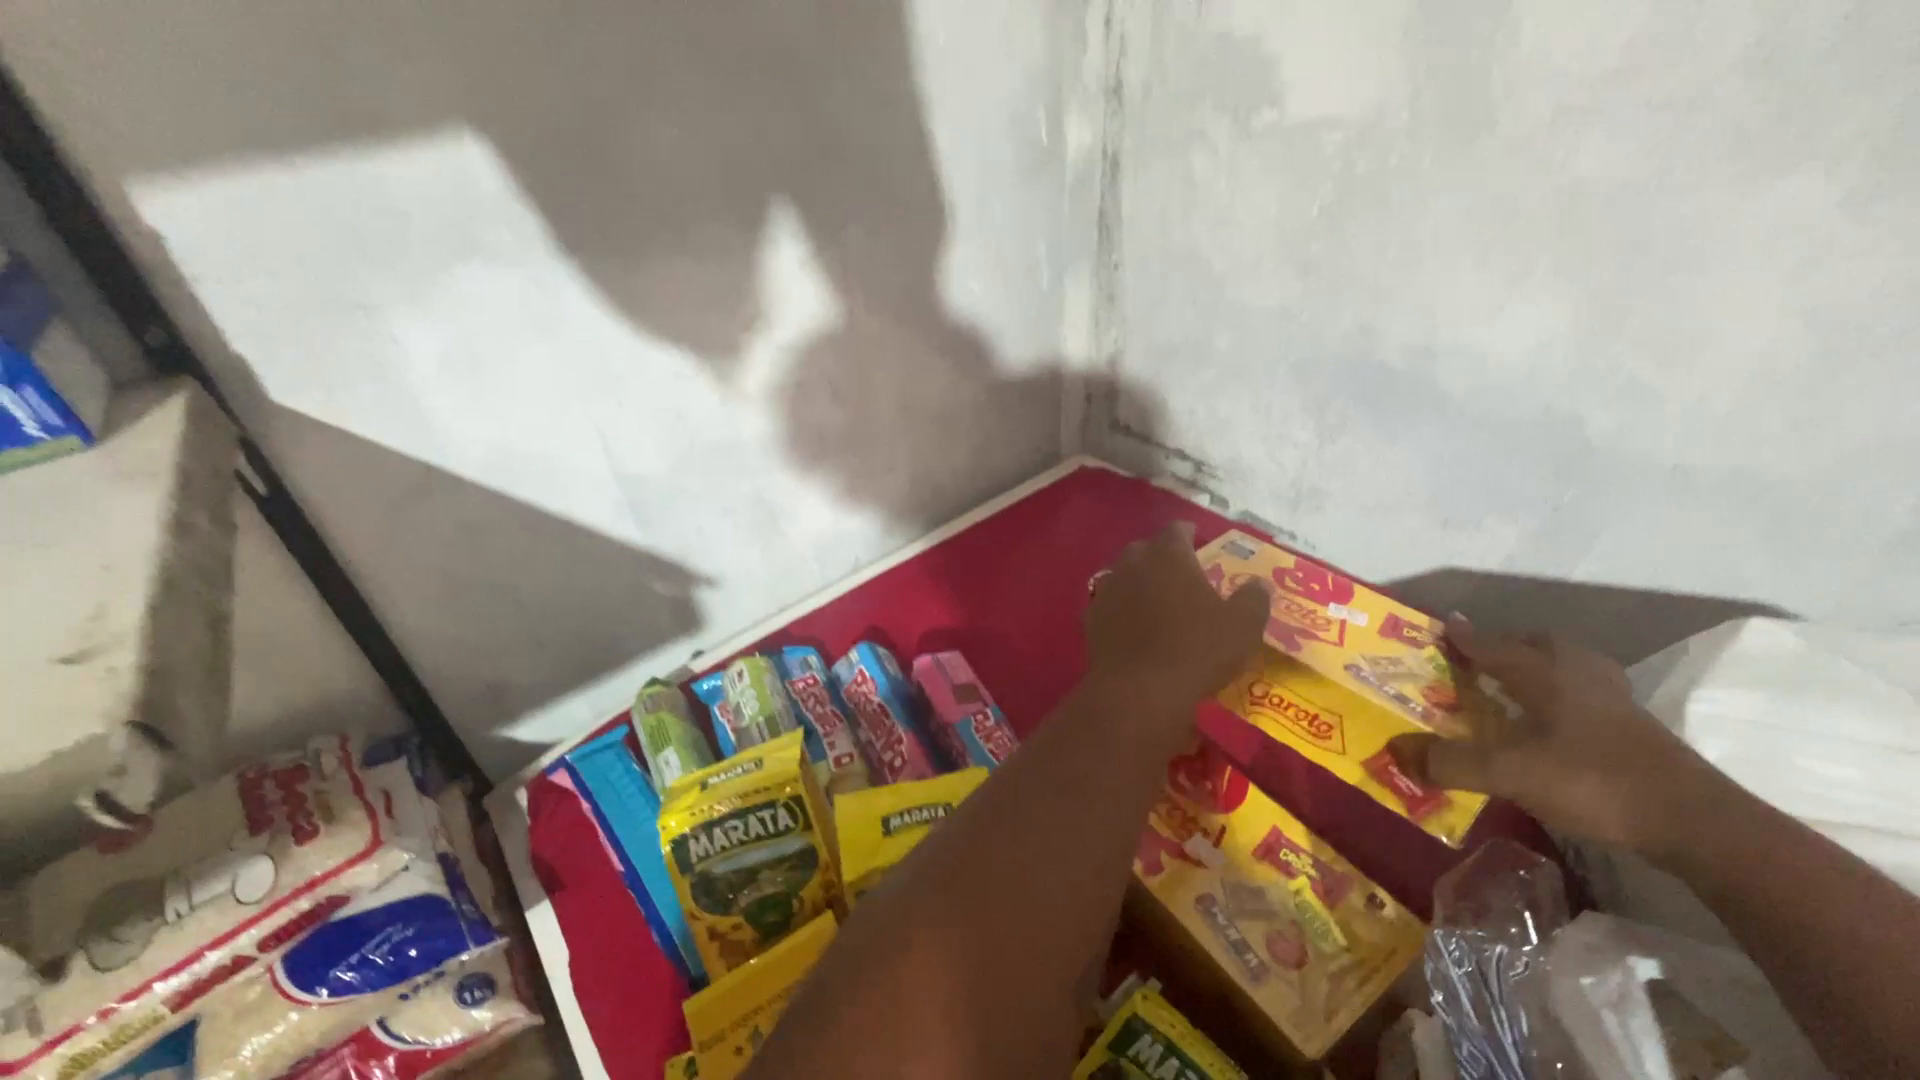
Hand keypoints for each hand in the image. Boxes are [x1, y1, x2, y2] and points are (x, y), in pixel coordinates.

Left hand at [1084, 522, 1268, 721]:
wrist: (1139, 693)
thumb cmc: (1197, 651)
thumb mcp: (1243, 626)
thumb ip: (1253, 598)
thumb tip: (1258, 584)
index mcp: (1168, 555)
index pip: (1176, 530)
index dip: (1188, 534)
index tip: (1198, 541)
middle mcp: (1132, 564)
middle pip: (1144, 549)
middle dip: (1160, 556)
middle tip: (1179, 575)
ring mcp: (1106, 591)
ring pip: (1122, 575)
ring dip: (1137, 582)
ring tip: (1155, 600)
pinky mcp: (1090, 619)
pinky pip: (1108, 605)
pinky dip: (1120, 609)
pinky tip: (1131, 626)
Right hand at [1389, 615, 1721, 853]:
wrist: (1692, 820)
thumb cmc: (1593, 780)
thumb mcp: (1509, 773)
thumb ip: (1451, 761)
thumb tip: (1395, 751)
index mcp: (1547, 673)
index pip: (1494, 646)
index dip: (1464, 637)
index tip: (1441, 626)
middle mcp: (1579, 676)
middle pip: (1540, 646)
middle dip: (1509, 646)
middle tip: (1481, 658)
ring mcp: (1614, 701)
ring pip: (1569, 667)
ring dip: (1541, 668)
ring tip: (1516, 685)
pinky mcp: (1635, 729)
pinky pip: (1586, 695)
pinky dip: (1563, 697)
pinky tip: (1554, 722)